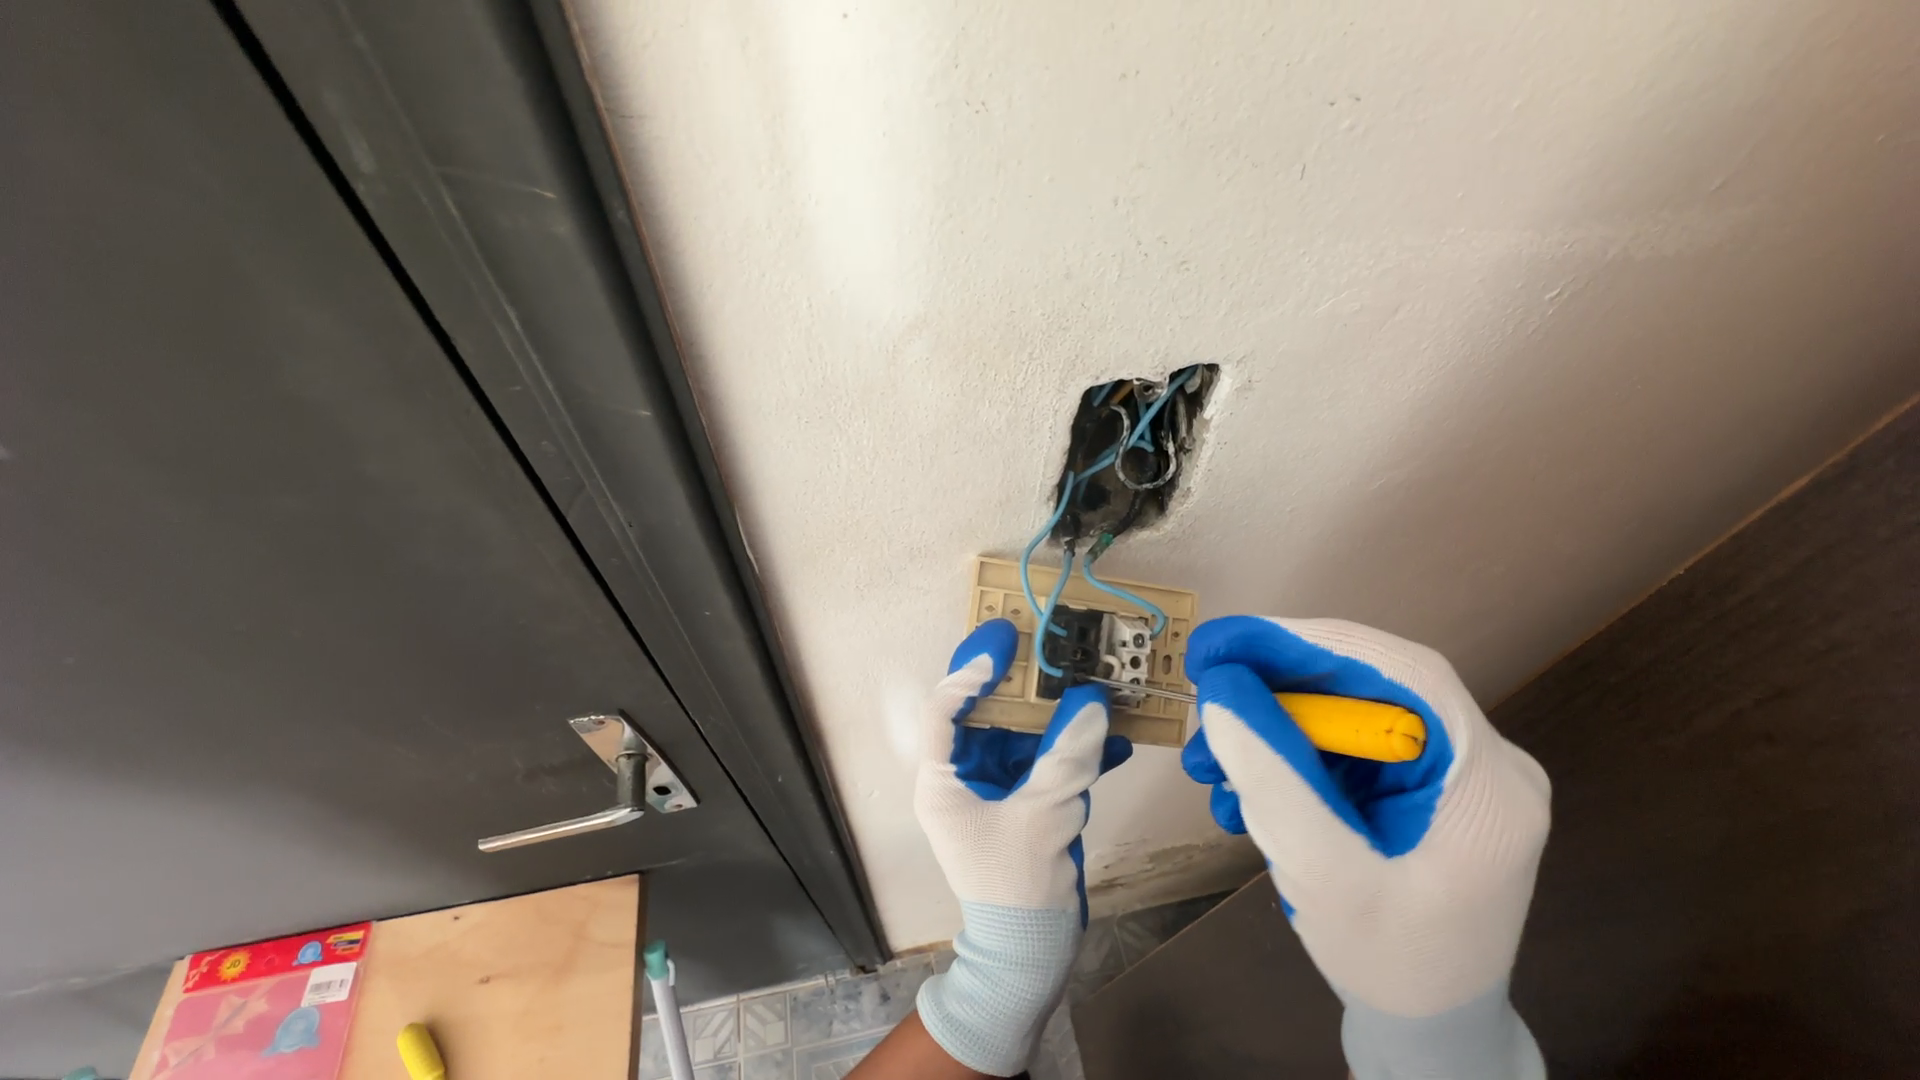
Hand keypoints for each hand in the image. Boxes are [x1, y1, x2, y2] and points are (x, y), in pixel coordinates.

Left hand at [912, 619, 1132, 1076]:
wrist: (1031, 954)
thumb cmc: (1017, 886)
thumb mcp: (1043, 816)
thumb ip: (1068, 756)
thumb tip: (1092, 700)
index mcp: (943, 781)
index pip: (945, 711)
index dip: (970, 672)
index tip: (1002, 643)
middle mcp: (964, 778)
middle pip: (988, 717)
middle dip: (1024, 688)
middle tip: (1051, 650)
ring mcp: (996, 791)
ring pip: (1025, 738)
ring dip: (1060, 720)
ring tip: (1095, 688)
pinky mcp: (1026, 804)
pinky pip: (1048, 767)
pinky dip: (1078, 756)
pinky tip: (1117, 742)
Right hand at [1182, 616, 1550, 1079]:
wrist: (1428, 1031)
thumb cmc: (1390, 963)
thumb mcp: (1325, 874)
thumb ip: (1273, 778)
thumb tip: (1220, 691)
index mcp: (1485, 780)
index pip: (1399, 671)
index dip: (1306, 642)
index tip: (1225, 643)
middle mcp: (1476, 762)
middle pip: (1365, 688)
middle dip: (1274, 691)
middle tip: (1204, 697)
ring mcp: (1445, 775)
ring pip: (1344, 715)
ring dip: (1267, 730)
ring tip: (1208, 763)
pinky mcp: (1413, 790)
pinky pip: (1341, 749)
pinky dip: (1283, 759)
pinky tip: (1240, 791)